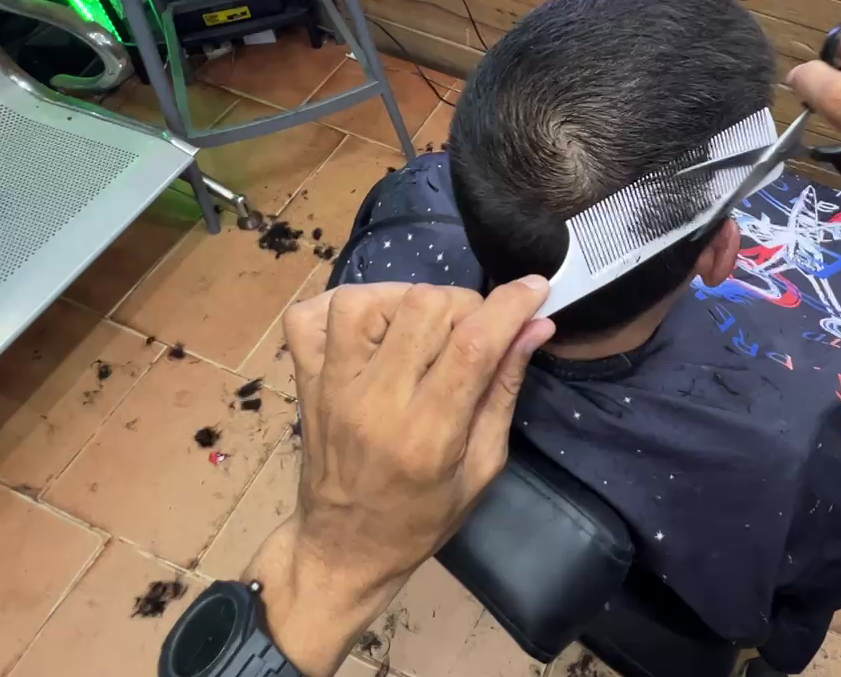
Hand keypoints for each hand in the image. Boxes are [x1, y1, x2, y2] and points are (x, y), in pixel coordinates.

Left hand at [244, 279, 553, 671]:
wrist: (341, 551)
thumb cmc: (422, 517)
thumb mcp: (483, 465)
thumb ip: (505, 388)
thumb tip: (536, 325)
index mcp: (426, 433)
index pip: (472, 344)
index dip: (510, 305)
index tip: (536, 288)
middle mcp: (374, 401)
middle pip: (423, 307)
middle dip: (464, 304)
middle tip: (474, 329)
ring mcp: (329, 387)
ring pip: (363, 301)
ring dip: (406, 300)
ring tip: (423, 326)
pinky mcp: (303, 380)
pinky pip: (308, 316)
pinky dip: (343, 306)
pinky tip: (373, 324)